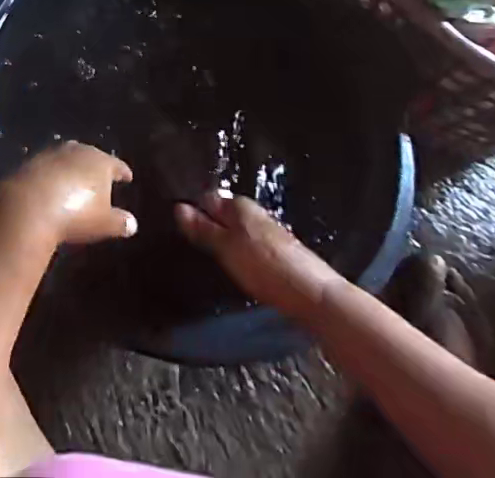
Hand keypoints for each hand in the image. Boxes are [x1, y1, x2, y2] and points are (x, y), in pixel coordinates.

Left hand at [0, 141, 137, 246]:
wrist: (29, 206)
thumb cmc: (76, 215)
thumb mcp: (105, 223)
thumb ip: (120, 222)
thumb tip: (131, 223)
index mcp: (100, 162)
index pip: (116, 164)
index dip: (122, 171)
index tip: (127, 176)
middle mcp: (76, 151)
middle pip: (90, 155)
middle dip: (96, 165)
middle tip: (101, 176)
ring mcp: (51, 153)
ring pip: (68, 156)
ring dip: (73, 166)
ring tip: (77, 178)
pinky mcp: (30, 161)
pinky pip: (48, 165)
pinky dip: (53, 172)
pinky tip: (53, 183)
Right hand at [175, 193, 342, 319]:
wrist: (316, 296)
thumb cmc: (264, 267)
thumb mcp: (225, 248)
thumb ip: (202, 228)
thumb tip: (178, 207)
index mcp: (238, 205)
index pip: (205, 199)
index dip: (194, 213)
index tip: (184, 232)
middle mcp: (253, 212)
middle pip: (222, 214)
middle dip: (210, 228)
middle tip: (199, 249)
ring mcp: (268, 231)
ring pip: (236, 231)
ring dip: (226, 243)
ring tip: (217, 261)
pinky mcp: (280, 250)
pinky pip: (250, 245)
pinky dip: (242, 254)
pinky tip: (242, 269)